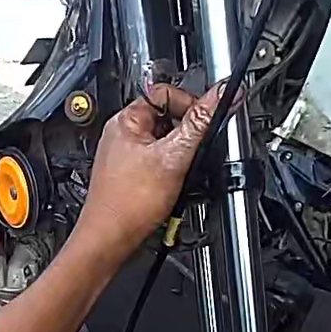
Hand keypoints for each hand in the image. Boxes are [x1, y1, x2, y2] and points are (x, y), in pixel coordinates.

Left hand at [76, 84, 221, 252]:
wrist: (110, 239)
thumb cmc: (128, 203)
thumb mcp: (173, 157)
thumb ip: (199, 123)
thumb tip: (220, 95)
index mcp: (126, 120)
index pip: (166, 93)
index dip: (190, 104)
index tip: (205, 122)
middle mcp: (123, 135)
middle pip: (168, 119)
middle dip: (187, 135)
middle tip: (193, 153)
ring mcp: (126, 156)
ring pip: (166, 143)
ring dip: (180, 156)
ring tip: (181, 173)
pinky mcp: (132, 176)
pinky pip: (159, 163)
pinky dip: (172, 171)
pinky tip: (173, 185)